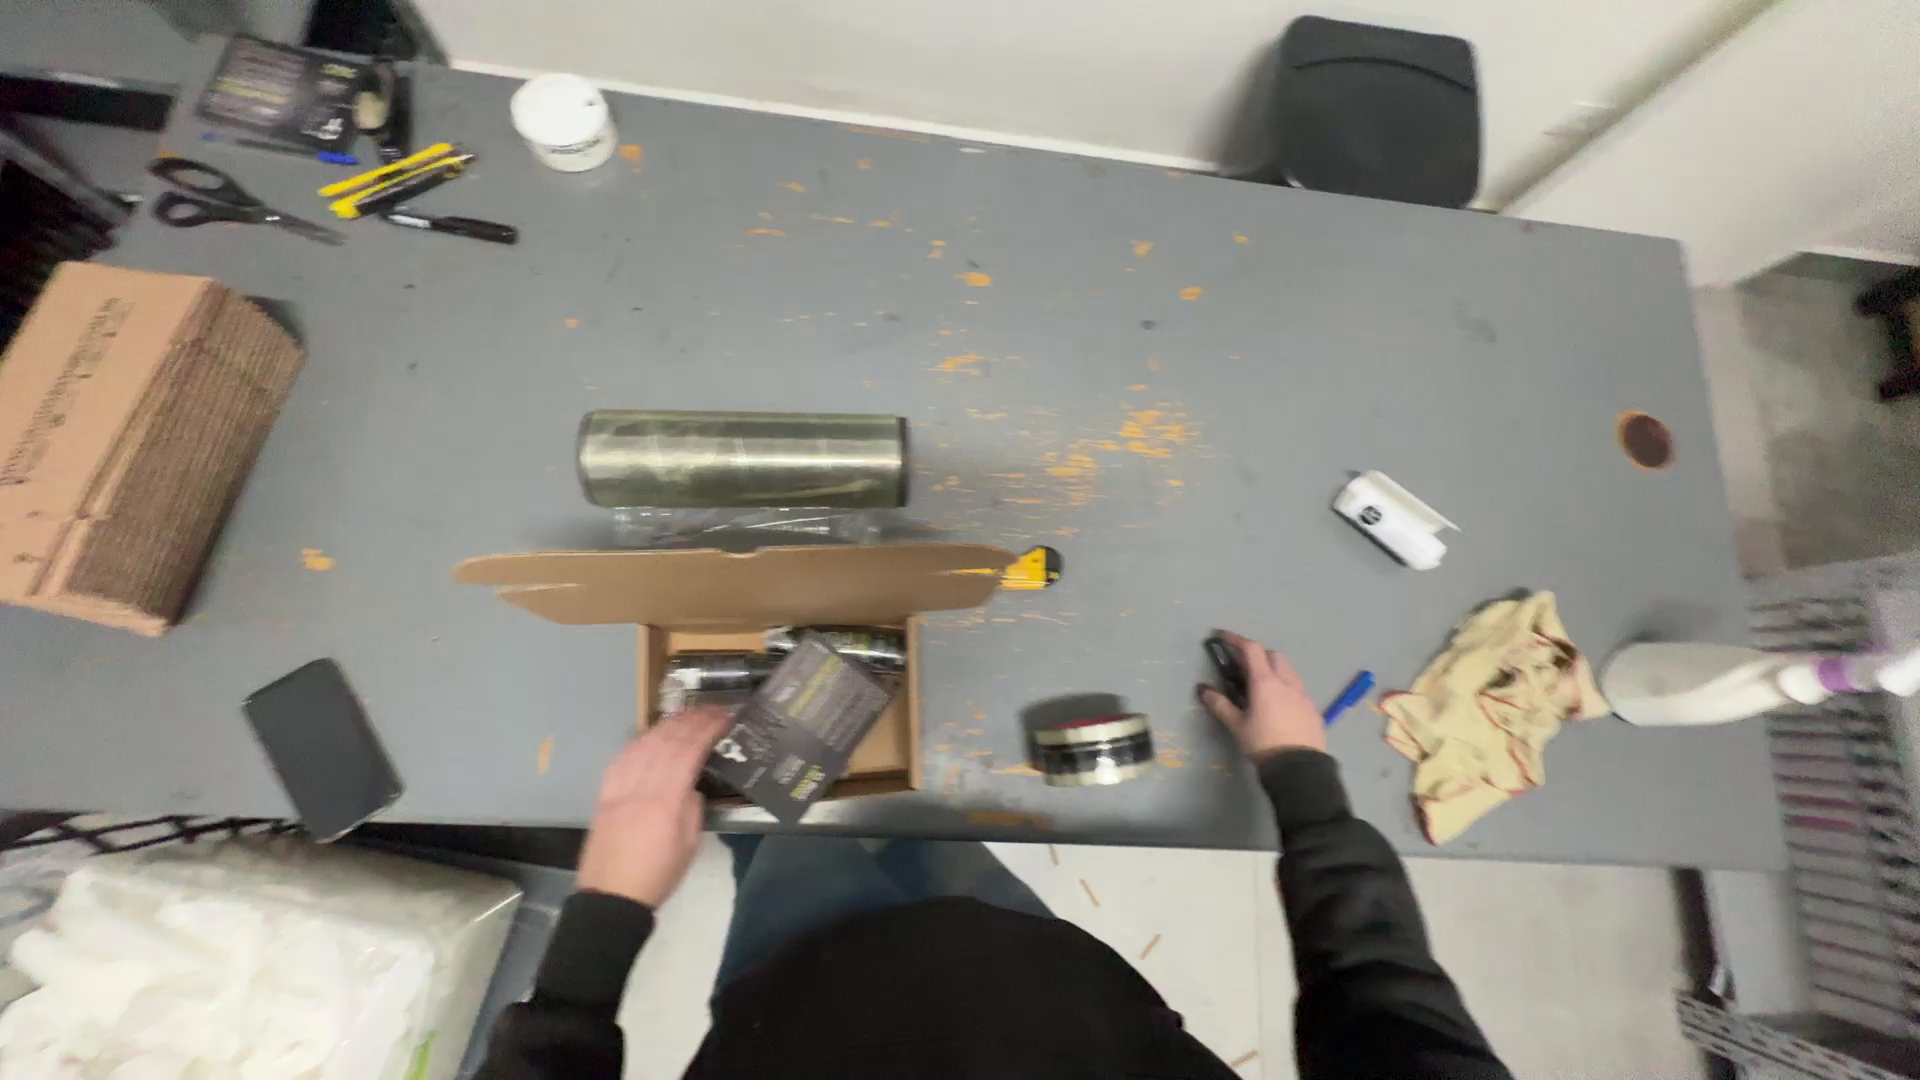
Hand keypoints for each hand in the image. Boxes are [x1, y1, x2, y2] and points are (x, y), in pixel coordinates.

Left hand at [575, 706, 730, 907]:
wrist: (610, 898)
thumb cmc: (657, 874)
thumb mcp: (690, 843)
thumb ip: (692, 806)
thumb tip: (690, 783)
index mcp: (666, 801)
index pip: (689, 751)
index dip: (708, 729)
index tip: (725, 717)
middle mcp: (641, 787)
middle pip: (667, 740)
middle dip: (692, 720)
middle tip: (712, 709)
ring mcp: (619, 788)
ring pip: (643, 743)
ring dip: (667, 724)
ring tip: (687, 714)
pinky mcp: (604, 794)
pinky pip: (622, 757)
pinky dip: (639, 739)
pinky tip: (651, 733)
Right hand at [1199, 631, 1325, 757]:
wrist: (1300, 768)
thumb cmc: (1263, 744)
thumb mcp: (1237, 726)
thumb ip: (1220, 705)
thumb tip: (1203, 690)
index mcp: (1265, 683)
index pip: (1252, 650)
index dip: (1236, 640)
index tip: (1222, 637)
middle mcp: (1286, 682)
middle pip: (1273, 655)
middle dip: (1258, 654)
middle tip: (1243, 665)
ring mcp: (1303, 694)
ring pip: (1289, 670)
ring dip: (1274, 668)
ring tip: (1261, 683)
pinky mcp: (1313, 708)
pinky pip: (1298, 687)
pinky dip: (1285, 685)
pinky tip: (1279, 703)